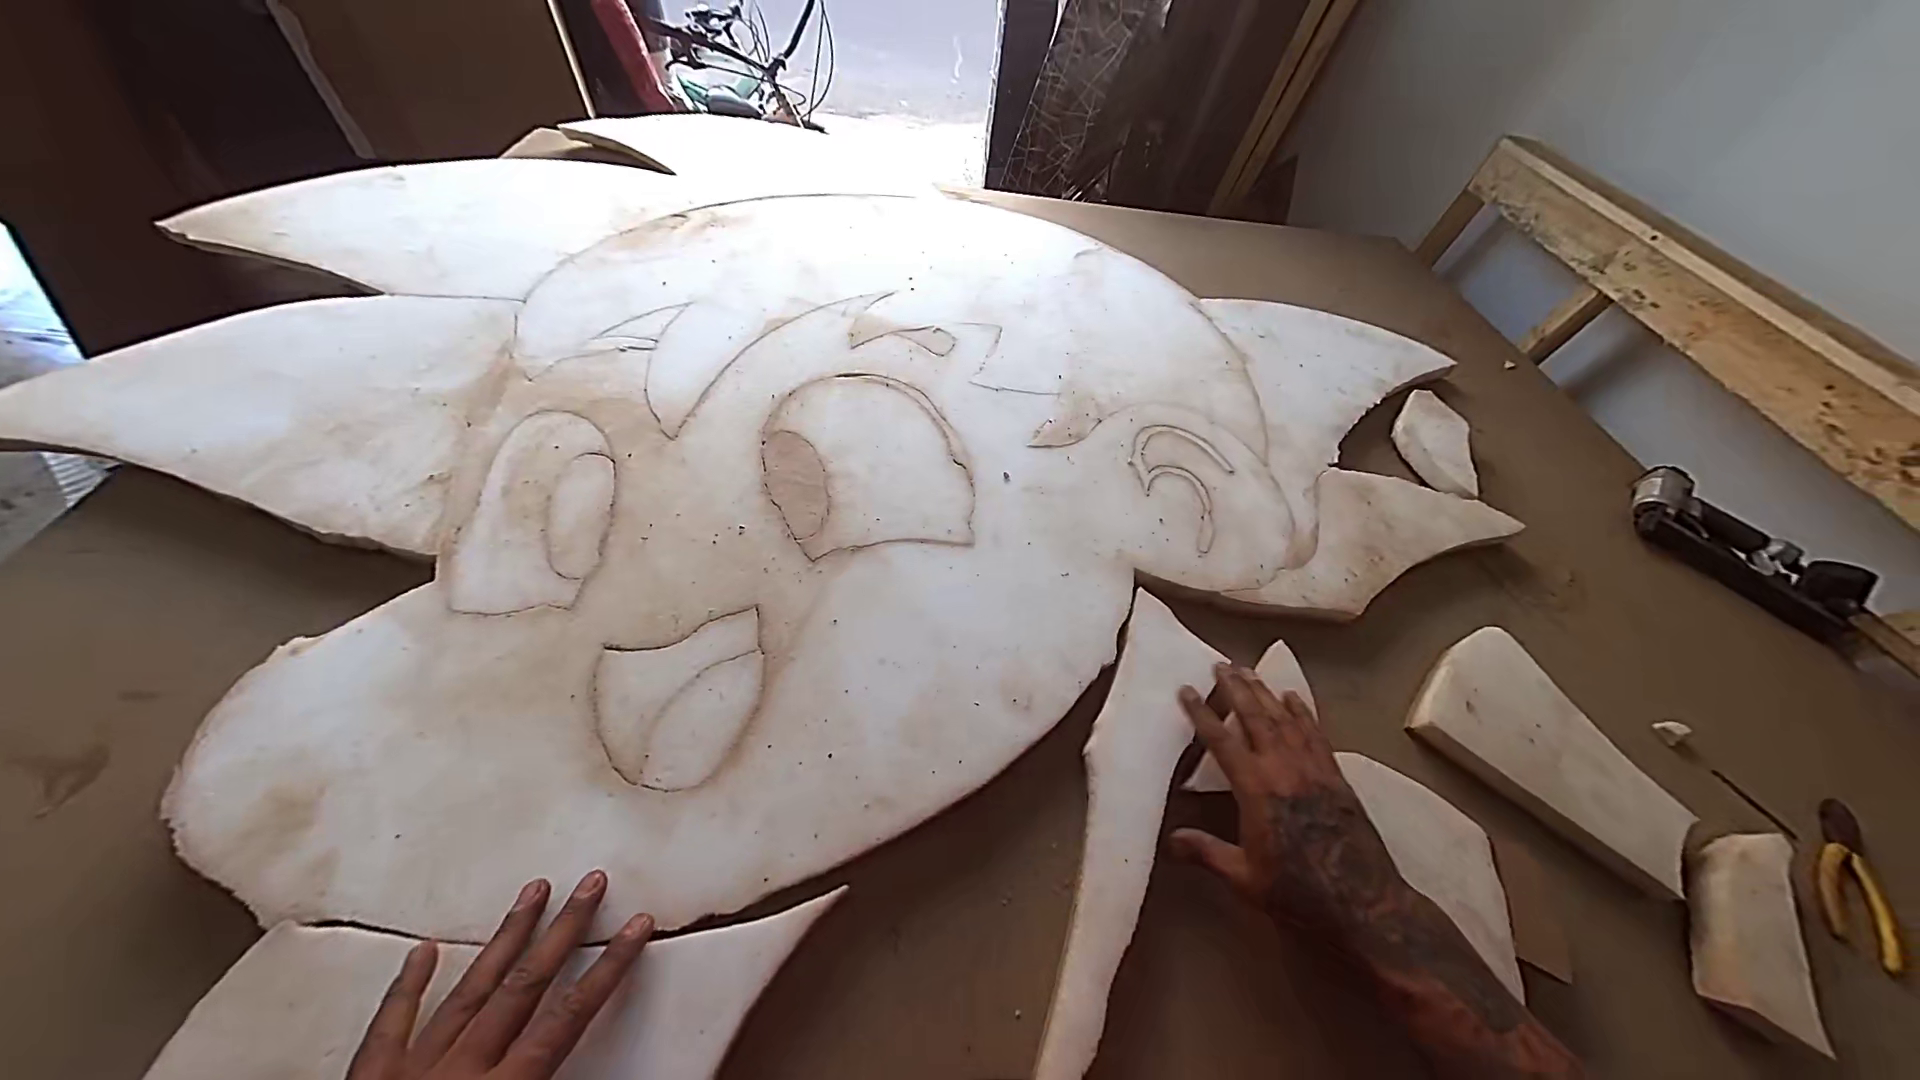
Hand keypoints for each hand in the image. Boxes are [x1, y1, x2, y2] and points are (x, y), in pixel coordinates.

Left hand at [346, 871, 654, 1079]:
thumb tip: (605, 1074)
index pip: (570, 1016)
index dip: (609, 967)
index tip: (637, 925)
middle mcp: (461, 1071)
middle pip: (526, 984)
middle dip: (565, 928)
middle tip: (591, 883)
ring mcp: (411, 1072)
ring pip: (471, 988)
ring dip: (508, 937)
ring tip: (533, 891)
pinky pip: (388, 1028)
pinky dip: (407, 987)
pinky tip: (424, 950)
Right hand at [1172, 665, 1584, 1076]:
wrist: (1367, 907)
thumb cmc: (1298, 893)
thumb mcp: (1245, 879)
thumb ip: (1206, 852)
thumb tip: (1170, 840)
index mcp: (1255, 789)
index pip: (1221, 740)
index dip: (1201, 713)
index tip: (1185, 690)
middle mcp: (1283, 769)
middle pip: (1255, 717)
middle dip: (1236, 688)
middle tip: (1220, 664)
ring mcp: (1313, 769)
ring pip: (1284, 719)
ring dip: (1265, 692)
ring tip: (1249, 670)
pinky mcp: (1336, 776)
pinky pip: (1316, 734)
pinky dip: (1303, 712)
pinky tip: (1293, 697)